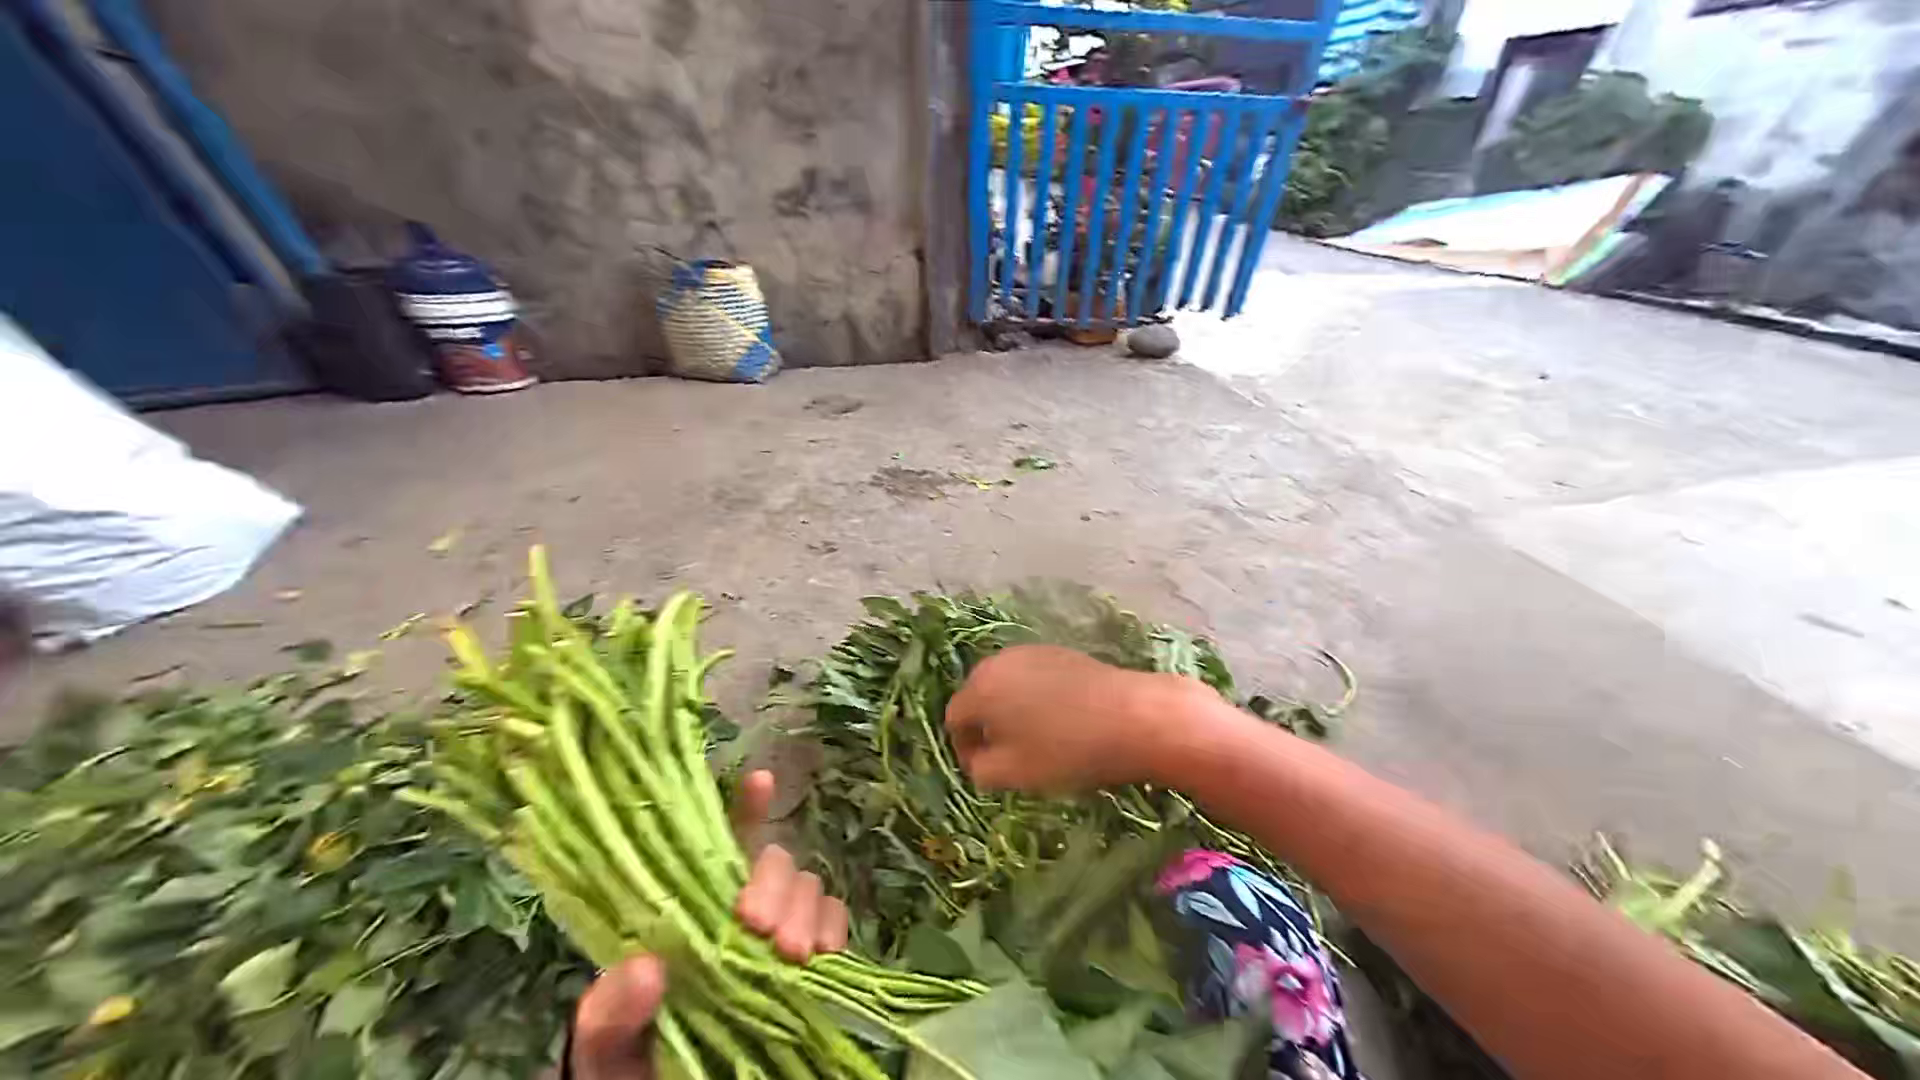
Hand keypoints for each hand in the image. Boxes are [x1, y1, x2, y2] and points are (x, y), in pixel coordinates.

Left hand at [569, 770, 848, 1079]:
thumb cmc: (632, 1061)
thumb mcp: (606, 1041)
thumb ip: (612, 1011)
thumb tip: (646, 969)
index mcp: (693, 907)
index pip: (719, 842)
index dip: (744, 807)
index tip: (760, 781)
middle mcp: (742, 907)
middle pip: (773, 861)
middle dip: (773, 884)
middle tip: (758, 927)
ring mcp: (780, 930)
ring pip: (808, 886)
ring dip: (804, 909)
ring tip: (792, 954)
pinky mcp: (812, 960)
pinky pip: (835, 922)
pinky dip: (834, 930)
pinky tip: (824, 954)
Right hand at [945, 644, 1226, 793]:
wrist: (1135, 717)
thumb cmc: (1066, 750)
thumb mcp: (1013, 774)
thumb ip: (980, 769)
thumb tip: (977, 760)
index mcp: (980, 688)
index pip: (955, 719)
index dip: (964, 750)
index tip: (986, 772)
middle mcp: (1000, 661)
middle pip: (980, 697)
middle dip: (989, 728)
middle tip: (1011, 757)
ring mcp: (1033, 651)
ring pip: (1008, 686)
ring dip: (1014, 712)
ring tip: (1040, 740)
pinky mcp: (1063, 652)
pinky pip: (1035, 678)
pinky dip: (1038, 699)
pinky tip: (1065, 721)